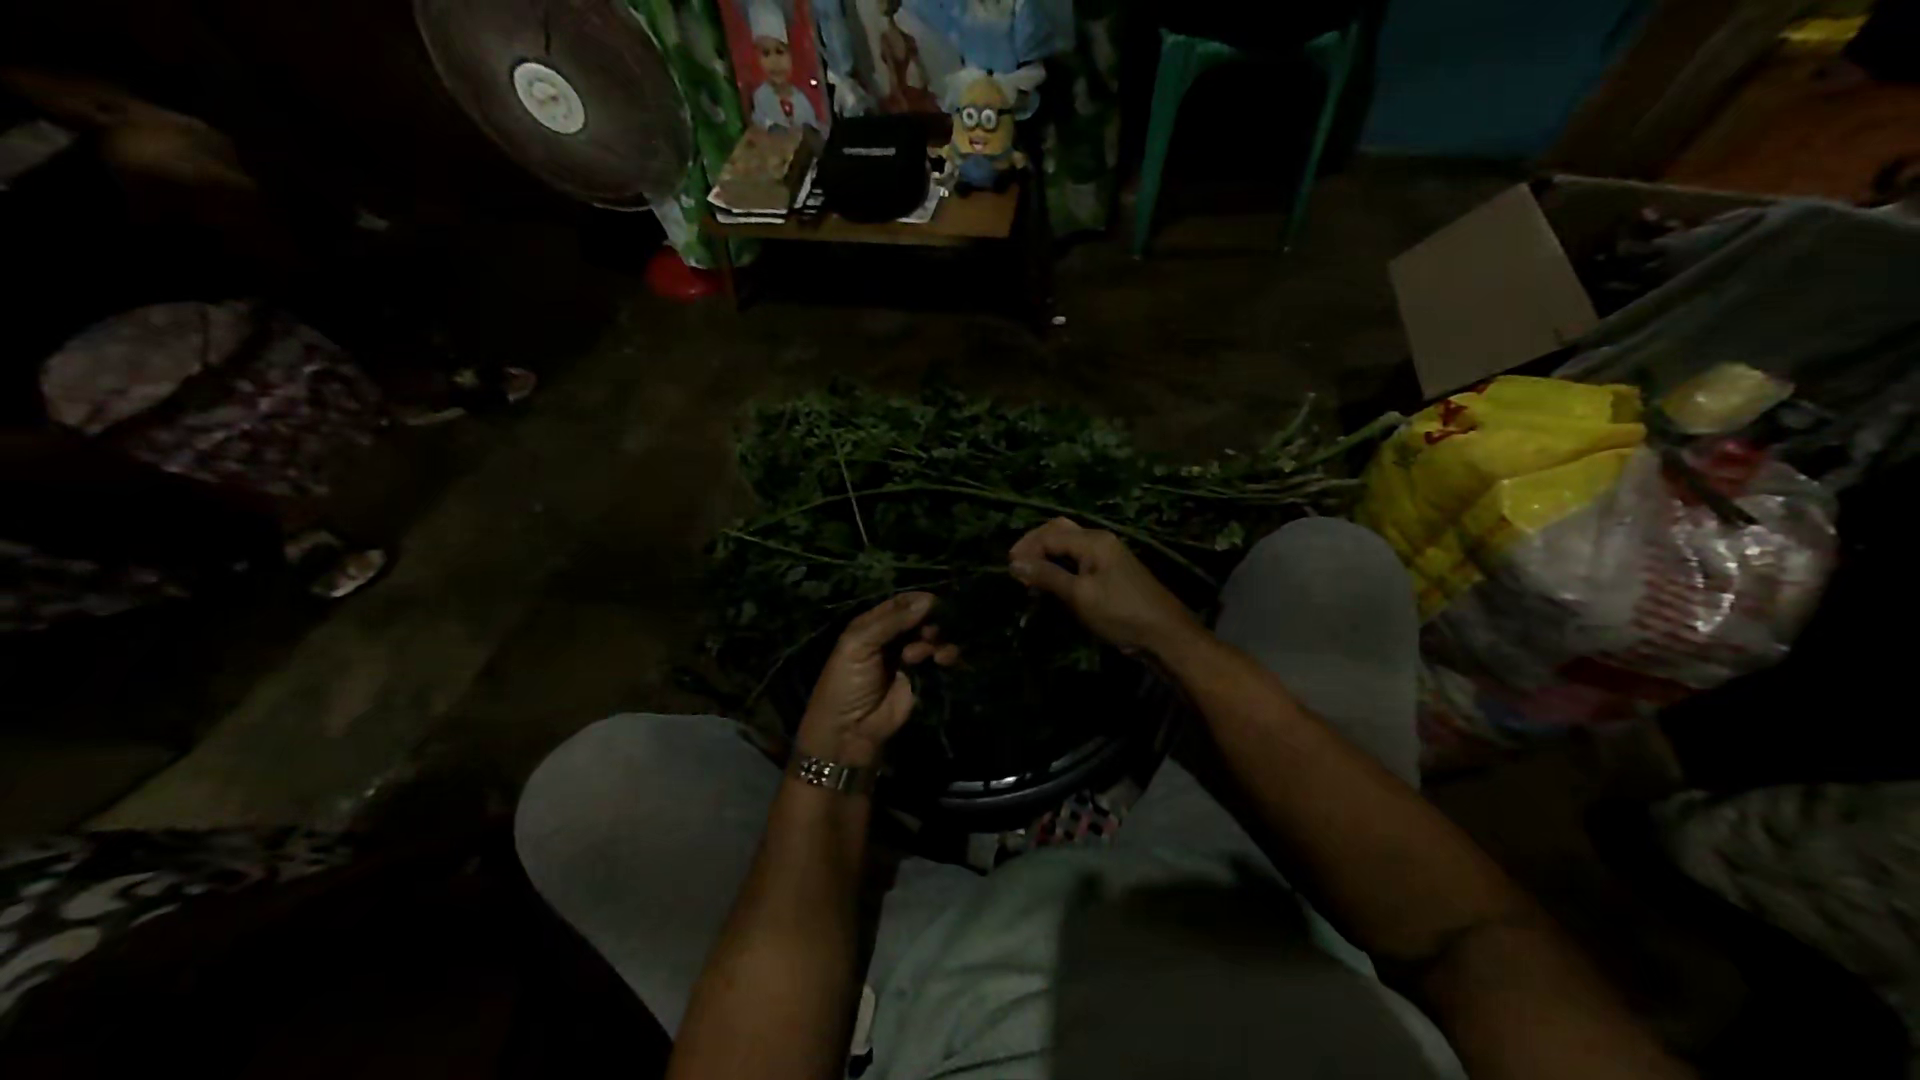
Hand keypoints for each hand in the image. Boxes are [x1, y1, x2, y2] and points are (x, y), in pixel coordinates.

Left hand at [796, 591, 959, 767]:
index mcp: (872, 625)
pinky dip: (944, 655)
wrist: (850, 732)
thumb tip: (929, 599)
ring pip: (933, 637)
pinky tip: (941, 661)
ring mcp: (909, 658)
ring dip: (935, 640)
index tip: (935, 602)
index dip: (917, 600)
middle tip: (928, 633)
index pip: (900, 603)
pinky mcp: (923, 678)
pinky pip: (940, 658)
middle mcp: (892, 638)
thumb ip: (891, 621)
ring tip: (924, 654)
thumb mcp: (858, 645)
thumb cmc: (846, 684)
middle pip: (920, 618)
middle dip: (929, 621)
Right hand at [1008, 517, 1202, 657]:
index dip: (1026, 549)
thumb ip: (1047, 576)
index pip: (1049, 535)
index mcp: (1093, 540)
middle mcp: (1100, 540)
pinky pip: (1078, 558)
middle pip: (1059, 530)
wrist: (1164, 634)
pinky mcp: (1110, 572)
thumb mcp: (1080, 595)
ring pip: (1068, 544)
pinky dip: (1060, 564)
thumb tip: (1015, 564)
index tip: (1008, 570)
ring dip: (1046, 554)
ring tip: (1029, 574)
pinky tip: (1051, 580)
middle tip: (1015, 566)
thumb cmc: (1120, 612)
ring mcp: (1107, 555)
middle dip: (1034, 544)